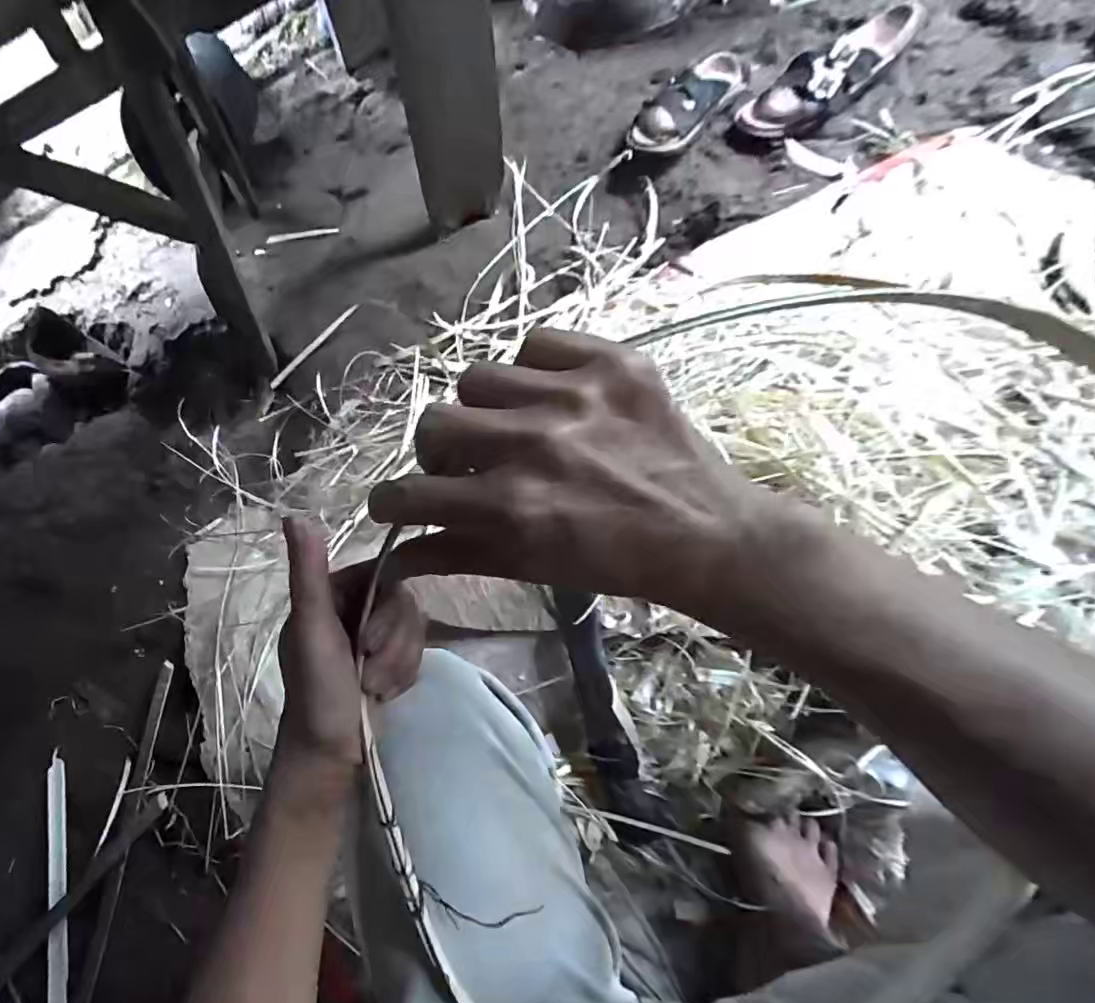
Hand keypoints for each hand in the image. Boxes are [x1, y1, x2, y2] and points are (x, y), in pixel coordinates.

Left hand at [276, 518, 423, 771]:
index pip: (383, 574)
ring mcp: (373, 639)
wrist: (331, 756)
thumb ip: (309, 573)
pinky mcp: (390, 662)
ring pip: (415, 629)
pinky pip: (418, 652)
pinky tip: (385, 694)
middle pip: (404, 603)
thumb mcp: (311, 628)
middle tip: (369, 668)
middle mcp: (353, 613)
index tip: (371, 638)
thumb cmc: (317, 691)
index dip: (388, 607)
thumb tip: (295, 515)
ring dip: (399, 662)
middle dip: (393, 642)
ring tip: (374, 687)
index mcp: (331, 598)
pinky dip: (404, 675)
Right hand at [361, 329, 784, 617]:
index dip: (391, 500)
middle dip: (438, 452)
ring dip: (485, 409)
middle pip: (434, 422)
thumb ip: (456, 556)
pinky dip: (535, 369)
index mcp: (512, 506)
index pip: (412, 492)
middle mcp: (533, 444)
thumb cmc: (613, 561)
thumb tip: (394, 556)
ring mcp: (573, 394)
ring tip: (514, 426)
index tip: (396, 501)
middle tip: (467, 465)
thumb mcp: (530, 567)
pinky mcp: (612, 363)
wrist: (703, 533)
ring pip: (478, 378)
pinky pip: (538, 342)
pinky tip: (555, 397)